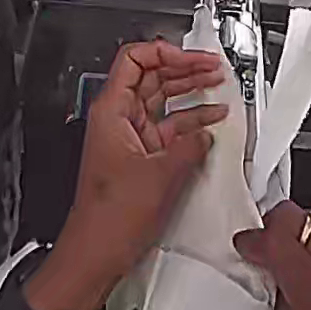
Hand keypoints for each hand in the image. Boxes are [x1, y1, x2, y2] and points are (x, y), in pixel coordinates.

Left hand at [27, 41, 226, 309]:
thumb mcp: (160, 175)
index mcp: (112, 111)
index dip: (164, 52)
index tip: (189, 57)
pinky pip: (170, 126)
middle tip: (212, 65)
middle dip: (184, 67)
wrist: (94, 257)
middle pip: (153, 76)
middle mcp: (119, 118)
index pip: (134, 59)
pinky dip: (191, 120)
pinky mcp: (142, 154)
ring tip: (217, 83)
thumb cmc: (108, 220)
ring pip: (163, 99)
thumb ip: (189, 146)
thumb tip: (204, 132)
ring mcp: (131, 135)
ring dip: (191, 90)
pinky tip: (211, 119)